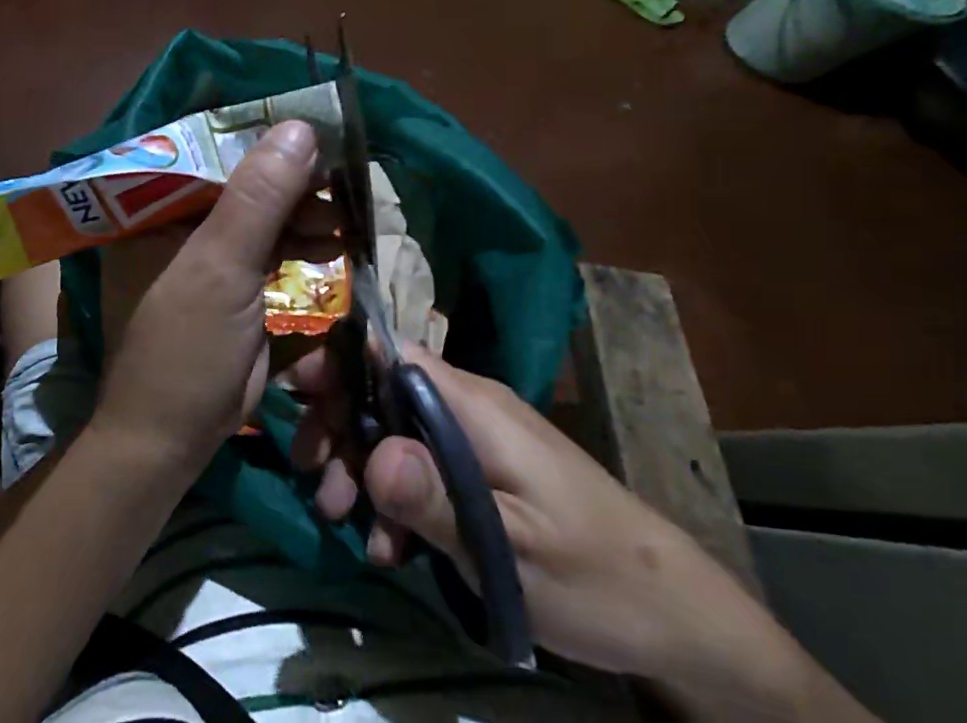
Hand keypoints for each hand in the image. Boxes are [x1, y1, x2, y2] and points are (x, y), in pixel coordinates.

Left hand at [89, 120, 323, 470]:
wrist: (173, 436)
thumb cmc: (185, 347)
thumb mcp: (220, 268)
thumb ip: (258, 198)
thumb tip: (300, 128)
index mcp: (150, 209)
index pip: (207, 151)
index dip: (261, 137)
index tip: (316, 129)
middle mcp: (174, 223)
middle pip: (241, 181)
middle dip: (293, 180)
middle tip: (341, 179)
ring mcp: (205, 253)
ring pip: (261, 213)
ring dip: (304, 212)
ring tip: (344, 216)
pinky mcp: (231, 282)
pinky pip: (270, 246)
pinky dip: (301, 242)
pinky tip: (333, 242)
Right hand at [290, 342, 799, 695]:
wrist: (669, 612)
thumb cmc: (591, 573)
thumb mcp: (509, 546)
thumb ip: (437, 499)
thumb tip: (373, 453)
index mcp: (473, 406)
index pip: (392, 354)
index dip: (339, 363)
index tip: (297, 398)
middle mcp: (467, 409)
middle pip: (381, 394)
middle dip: (339, 431)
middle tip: (314, 481)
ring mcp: (472, 442)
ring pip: (393, 434)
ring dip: (360, 472)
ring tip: (344, 522)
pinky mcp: (477, 473)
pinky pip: (417, 469)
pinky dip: (392, 500)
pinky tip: (388, 546)